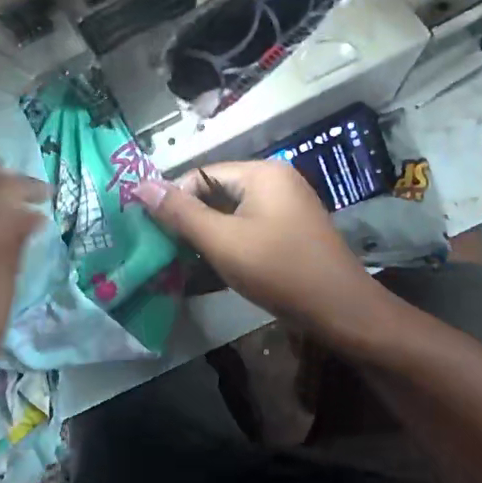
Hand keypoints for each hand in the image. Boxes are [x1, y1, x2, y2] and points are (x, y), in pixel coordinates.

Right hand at [140, 160, 387, 333]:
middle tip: (165, 251)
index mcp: (262, 173)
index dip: (174, 200)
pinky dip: (229, 246)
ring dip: (207, 237)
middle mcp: (276, 181)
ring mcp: (287, 207)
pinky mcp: (291, 232)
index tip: (153, 233)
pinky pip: (249, 230)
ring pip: (231, 214)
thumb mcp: (222, 241)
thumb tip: (140, 185)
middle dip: (190, 221)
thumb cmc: (278, 270)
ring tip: (183, 263)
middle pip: (216, 193)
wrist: (341, 310)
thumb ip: (181, 213)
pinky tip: (212, 270)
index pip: (201, 174)